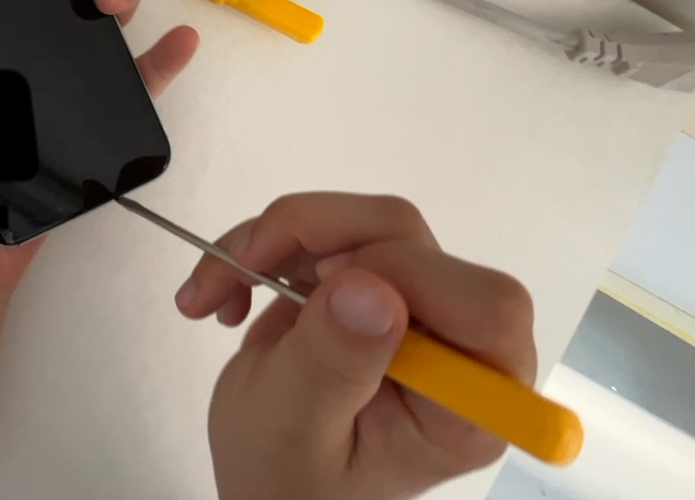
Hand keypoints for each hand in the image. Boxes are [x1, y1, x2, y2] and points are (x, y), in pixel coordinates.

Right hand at [178, 193, 535, 499]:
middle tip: (241, 267)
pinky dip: (254, 247)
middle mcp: (448, 344)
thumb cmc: (283, 483)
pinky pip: (313, 231)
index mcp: (465, 401)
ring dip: (266, 239)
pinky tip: (223, 294)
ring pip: (351, 221)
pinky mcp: (358, 286)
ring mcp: (402, 307)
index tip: (322, 286)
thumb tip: (369, 288)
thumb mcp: (294, 427)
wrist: (262, 485)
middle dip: (307, 234)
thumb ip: (333, 362)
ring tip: (211, 290)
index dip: (403, 272)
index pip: (483, 303)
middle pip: (403, 235)